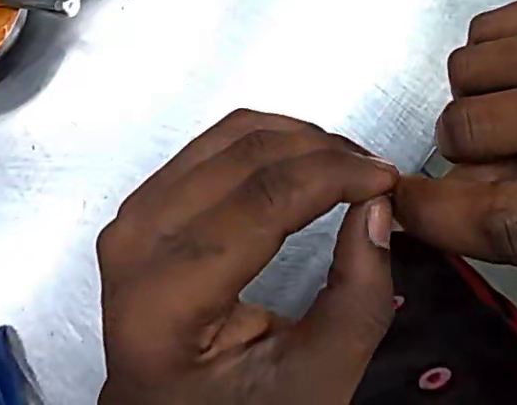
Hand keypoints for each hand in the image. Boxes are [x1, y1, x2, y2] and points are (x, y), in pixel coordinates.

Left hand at [98, 110, 399, 404]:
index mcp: (164, 296)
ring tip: (345, 161)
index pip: (260, 202)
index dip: (331, 175)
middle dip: (319, 151)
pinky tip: (301, 156)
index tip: (384, 178)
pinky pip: (208, 145)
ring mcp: (132, 212)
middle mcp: (135, 239)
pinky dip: (262, 141)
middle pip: (241, 158)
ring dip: (293, 138)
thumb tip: (376, 207)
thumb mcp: (309, 384)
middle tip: (373, 169)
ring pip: (224, 137)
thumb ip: (355, 301)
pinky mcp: (142, 199)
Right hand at [393, 0, 516, 265]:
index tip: (399, 204)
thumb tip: (420, 196)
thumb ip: (510, 219)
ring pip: (464, 69)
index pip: (509, 215)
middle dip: (463, 146)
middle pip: (470, 128)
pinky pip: (482, 28)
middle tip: (499, 150)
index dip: (436, 214)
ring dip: (475, 96)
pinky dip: (491, 57)